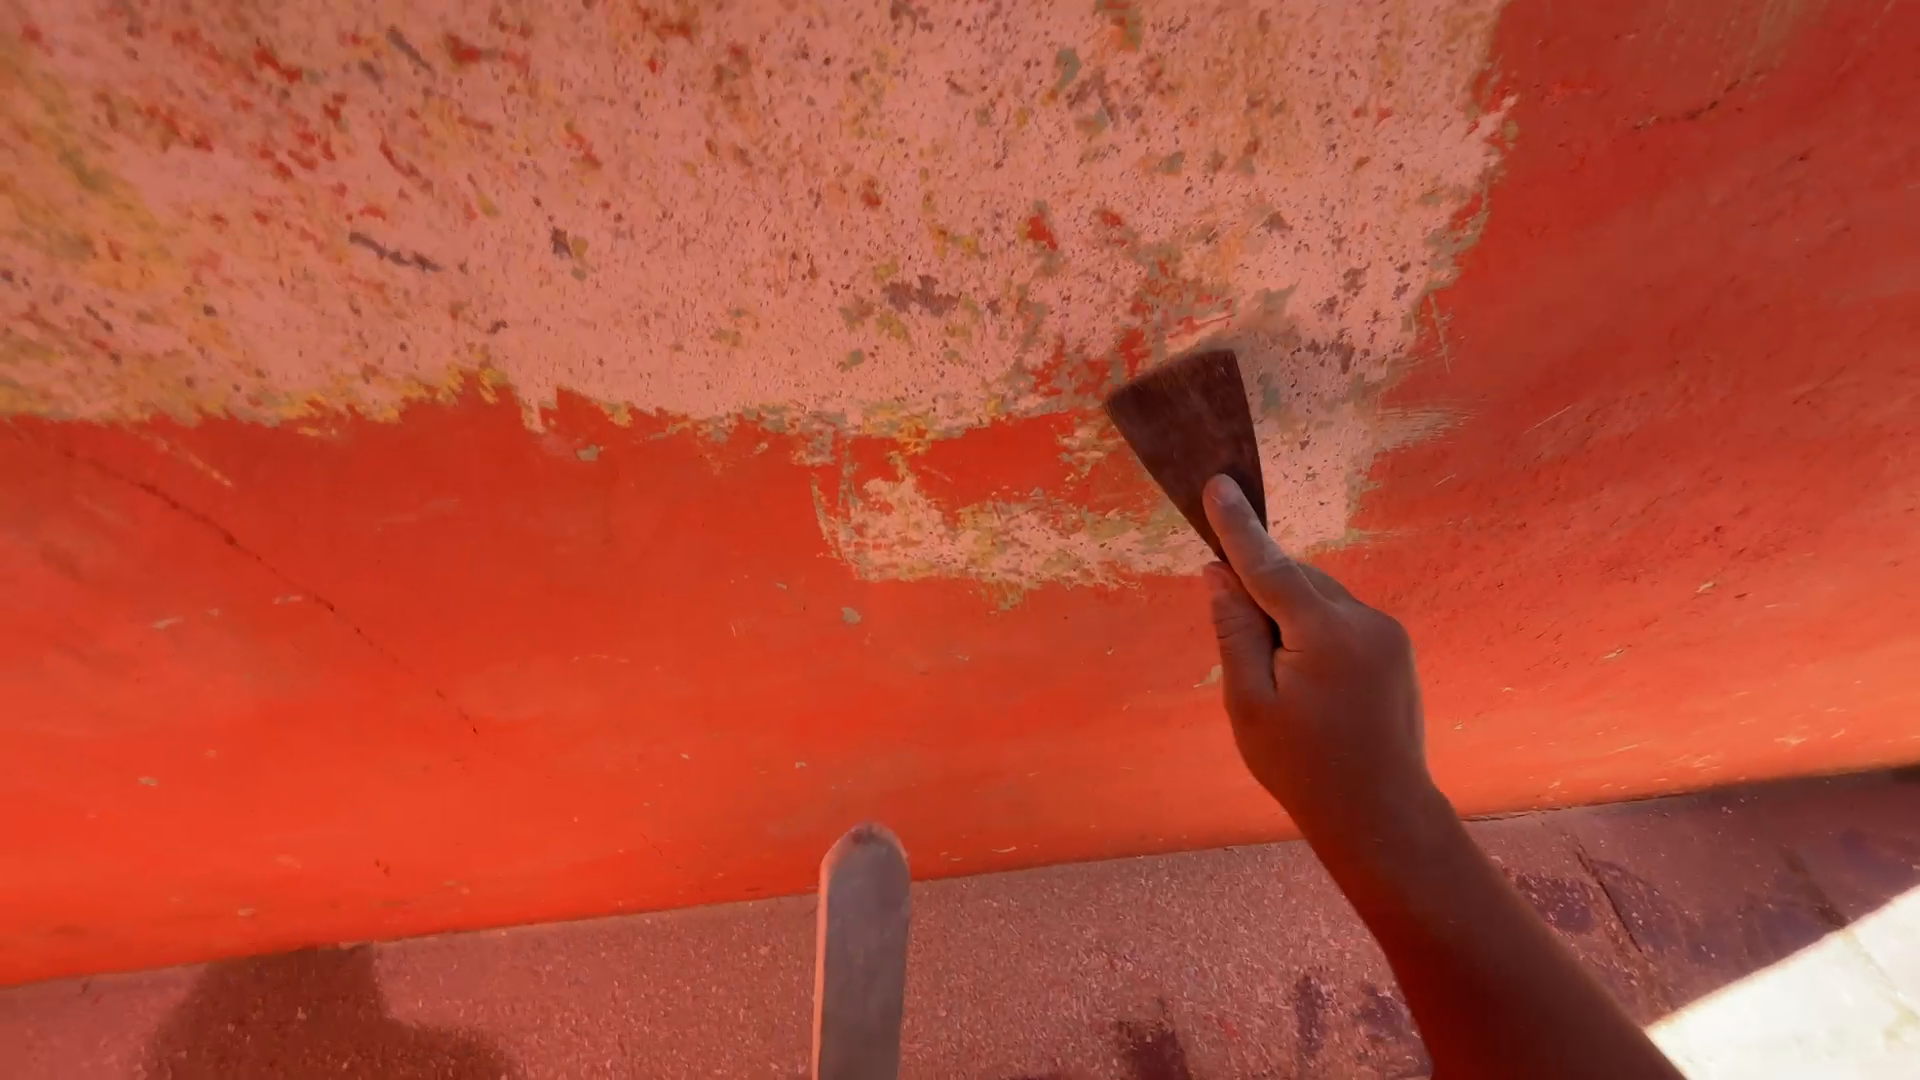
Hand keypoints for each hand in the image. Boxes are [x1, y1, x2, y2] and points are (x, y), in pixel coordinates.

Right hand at [1200, 475, 1441, 857]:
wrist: (1381, 817)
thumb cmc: (1301, 766)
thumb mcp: (1247, 701)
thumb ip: (1234, 629)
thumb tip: (1219, 573)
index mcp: (1327, 634)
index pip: (1270, 566)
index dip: (1238, 526)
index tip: (1218, 483)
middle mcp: (1366, 620)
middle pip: (1296, 580)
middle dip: (1261, 594)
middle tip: (1245, 653)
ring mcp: (1388, 634)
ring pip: (1317, 597)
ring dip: (1286, 615)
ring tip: (1279, 678)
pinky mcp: (1395, 649)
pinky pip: (1338, 617)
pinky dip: (1309, 628)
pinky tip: (1305, 678)